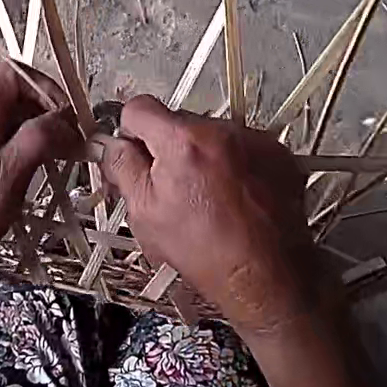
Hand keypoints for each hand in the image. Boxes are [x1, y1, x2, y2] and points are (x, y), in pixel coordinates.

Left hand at [0, 63, 80, 267]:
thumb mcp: (10, 176)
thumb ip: (38, 139)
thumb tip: (65, 120)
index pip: (10, 74)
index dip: (43, 85)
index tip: (63, 111)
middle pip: (15, 91)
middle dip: (46, 108)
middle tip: (69, 135)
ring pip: (13, 112)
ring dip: (40, 126)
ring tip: (61, 151)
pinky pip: (5, 131)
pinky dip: (28, 140)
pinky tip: (42, 162)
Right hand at [97, 97, 323, 338]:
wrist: (268, 279)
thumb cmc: (205, 253)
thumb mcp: (145, 213)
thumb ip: (122, 167)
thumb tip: (109, 144)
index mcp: (182, 141)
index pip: (139, 107)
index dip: (129, 132)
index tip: (135, 154)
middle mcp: (221, 130)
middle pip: (178, 121)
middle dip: (168, 147)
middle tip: (171, 188)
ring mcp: (254, 140)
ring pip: (210, 135)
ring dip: (202, 156)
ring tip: (207, 199)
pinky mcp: (278, 154)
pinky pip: (242, 147)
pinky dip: (233, 164)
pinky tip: (233, 198)